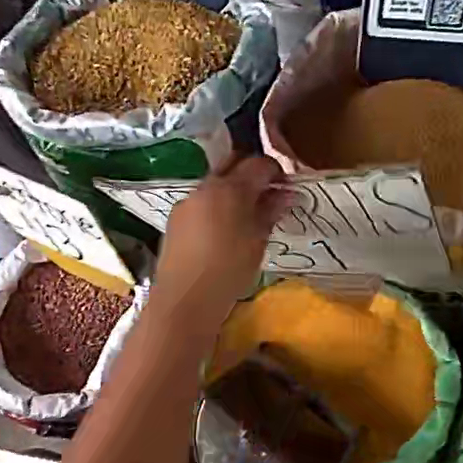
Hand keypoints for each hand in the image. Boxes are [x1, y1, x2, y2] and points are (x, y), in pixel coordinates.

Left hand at [152, 155, 290, 317]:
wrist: (185, 299)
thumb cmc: (230, 271)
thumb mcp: (258, 242)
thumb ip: (270, 213)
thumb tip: (284, 194)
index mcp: (230, 189)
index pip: (259, 163)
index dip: (276, 171)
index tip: (286, 188)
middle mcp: (206, 187)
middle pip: (233, 164)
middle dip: (252, 174)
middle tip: (268, 196)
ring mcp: (187, 201)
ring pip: (215, 184)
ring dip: (233, 191)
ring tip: (246, 218)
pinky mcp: (175, 219)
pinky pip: (202, 202)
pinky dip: (216, 207)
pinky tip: (223, 232)